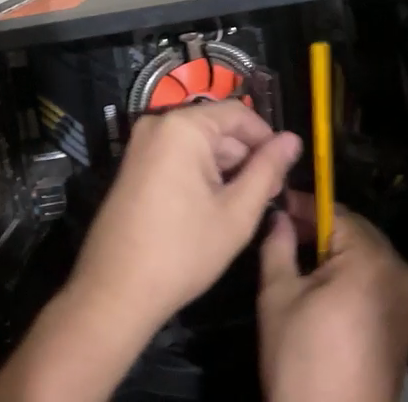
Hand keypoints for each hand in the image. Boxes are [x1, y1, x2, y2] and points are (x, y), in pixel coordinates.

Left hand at [72, 101, 300, 329]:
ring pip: (199, 144)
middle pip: (217, 128)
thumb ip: (268, 170)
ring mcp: (142, 145)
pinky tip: (214, 206)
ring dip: (225, 168)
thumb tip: (293, 140)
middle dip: (246, 157)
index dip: (267, 138)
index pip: (239, 113)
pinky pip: (178, 156)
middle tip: (270, 194)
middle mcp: (158, 125)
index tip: (285, 170)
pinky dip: (201, 174)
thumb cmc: (182, 252)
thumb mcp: (237, 212)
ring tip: (245, 205)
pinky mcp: (134, 167)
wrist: (114, 294)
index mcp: (183, 127)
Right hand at [259, 201, 407, 401]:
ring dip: (339, 254)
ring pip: (369, 257)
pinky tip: (328, 293)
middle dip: (323, 230)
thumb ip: (279, 247)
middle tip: (287, 233)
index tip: (278, 204)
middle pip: (357, 232)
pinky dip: (356, 279)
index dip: (304, 206)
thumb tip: (279, 217)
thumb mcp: (278, 298)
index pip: (336, 212)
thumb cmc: (301, 361)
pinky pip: (380, 283)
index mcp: (371, 259)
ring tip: (303, 263)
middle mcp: (400, 271)